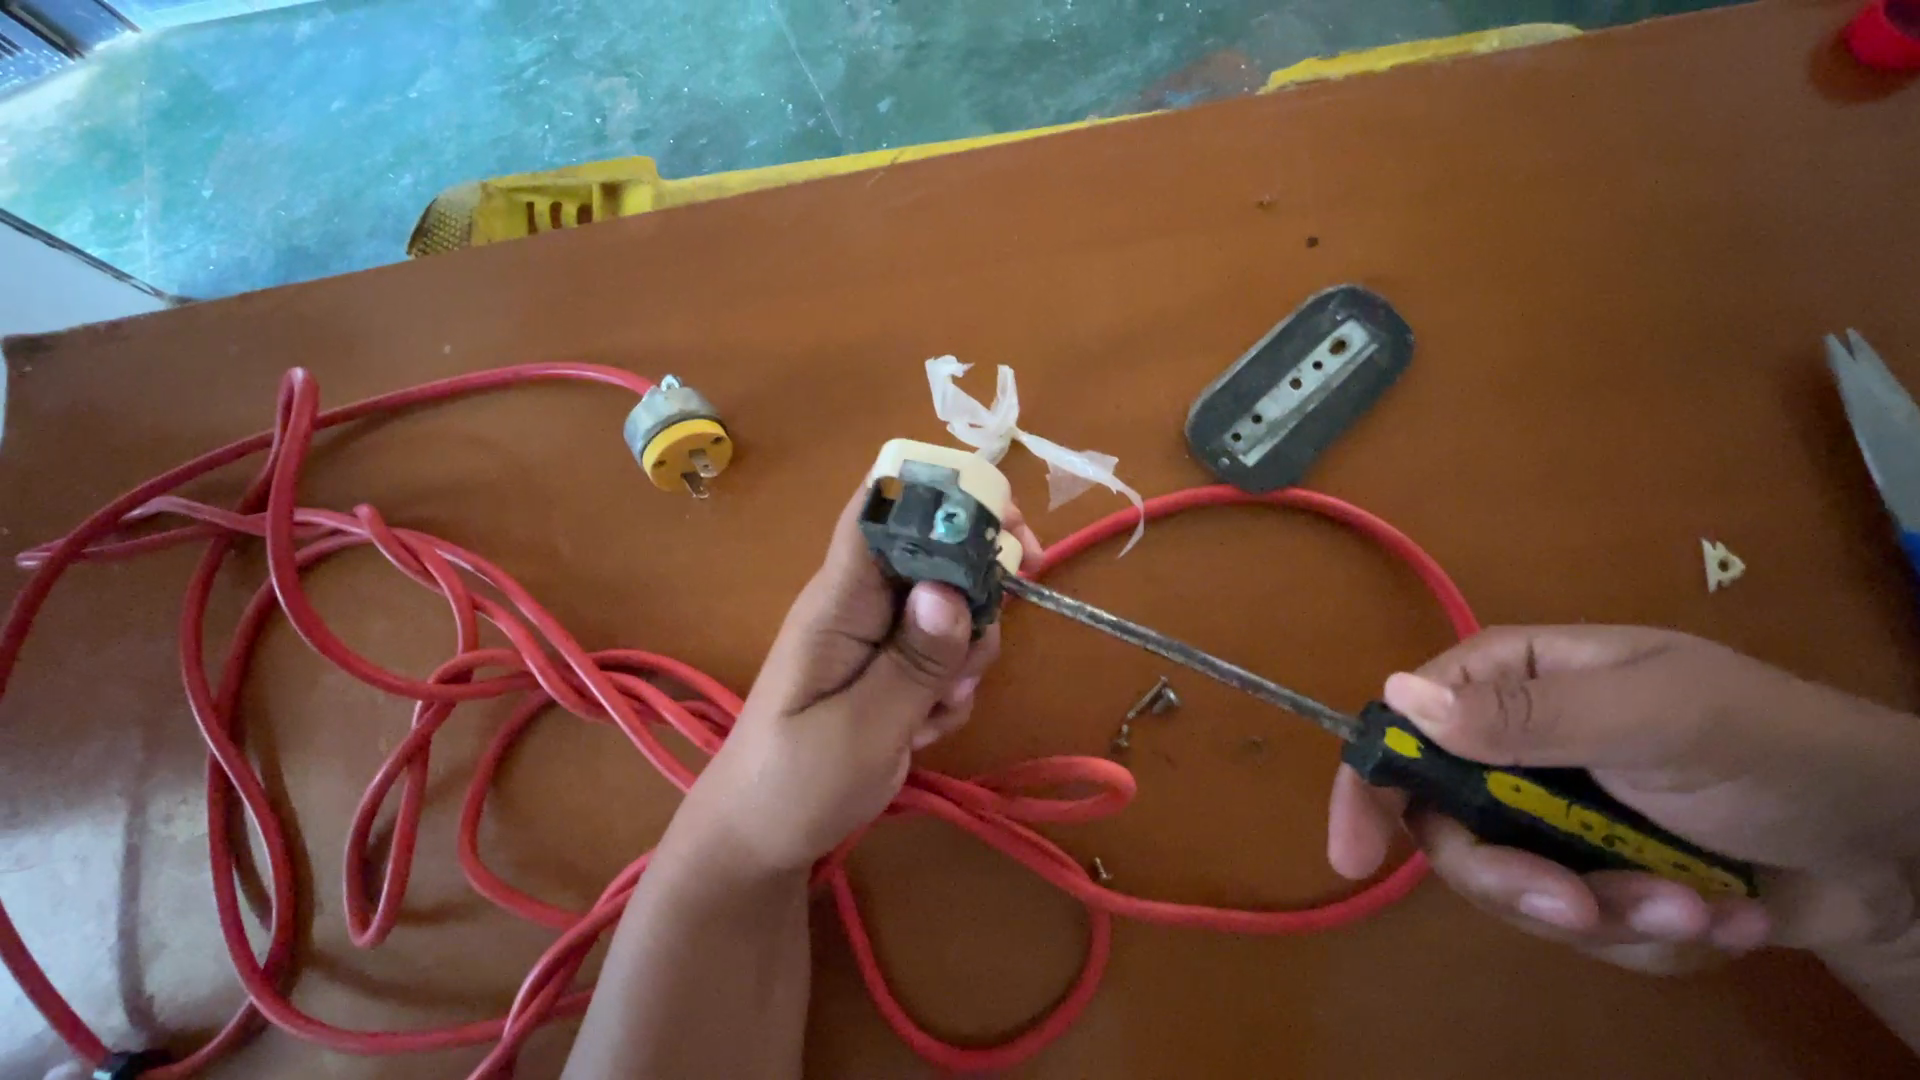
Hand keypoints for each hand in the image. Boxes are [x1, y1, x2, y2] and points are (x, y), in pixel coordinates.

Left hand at [680, 492, 1040, 875]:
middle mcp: (862, 606)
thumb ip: (912, 663)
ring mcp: (880, 639)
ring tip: (936, 710)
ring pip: (953, 611)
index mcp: (839, 602)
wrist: (762, 837)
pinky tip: (926, 730)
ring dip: (966, 655)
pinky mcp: (895, 672)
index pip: (881, 511)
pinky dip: (952, 690)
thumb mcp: (860, 730)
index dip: (943, 495)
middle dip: (977, 592)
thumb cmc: (794, 783)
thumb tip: (952, 590)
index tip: (1009, 526)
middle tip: (984, 646)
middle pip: (936, 556)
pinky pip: (947, 658)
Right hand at [1326, 625, 1919, 972]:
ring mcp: (1551, 814)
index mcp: (1510, 682)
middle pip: (1448, 823)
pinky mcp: (1593, 874)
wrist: (1900, 850)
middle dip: (1517, 879)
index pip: (1404, 725)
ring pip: (1512, 885)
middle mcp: (1513, 746)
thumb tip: (1397, 699)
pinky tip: (1721, 918)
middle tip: (1583, 907)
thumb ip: (1528, 712)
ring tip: (1697, 911)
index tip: (1355, 858)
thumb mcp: (1653, 719)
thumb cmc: (1773, 750)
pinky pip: (1576, 924)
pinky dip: (1647, 936)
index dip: (1370, 785)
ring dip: (1605, 914)